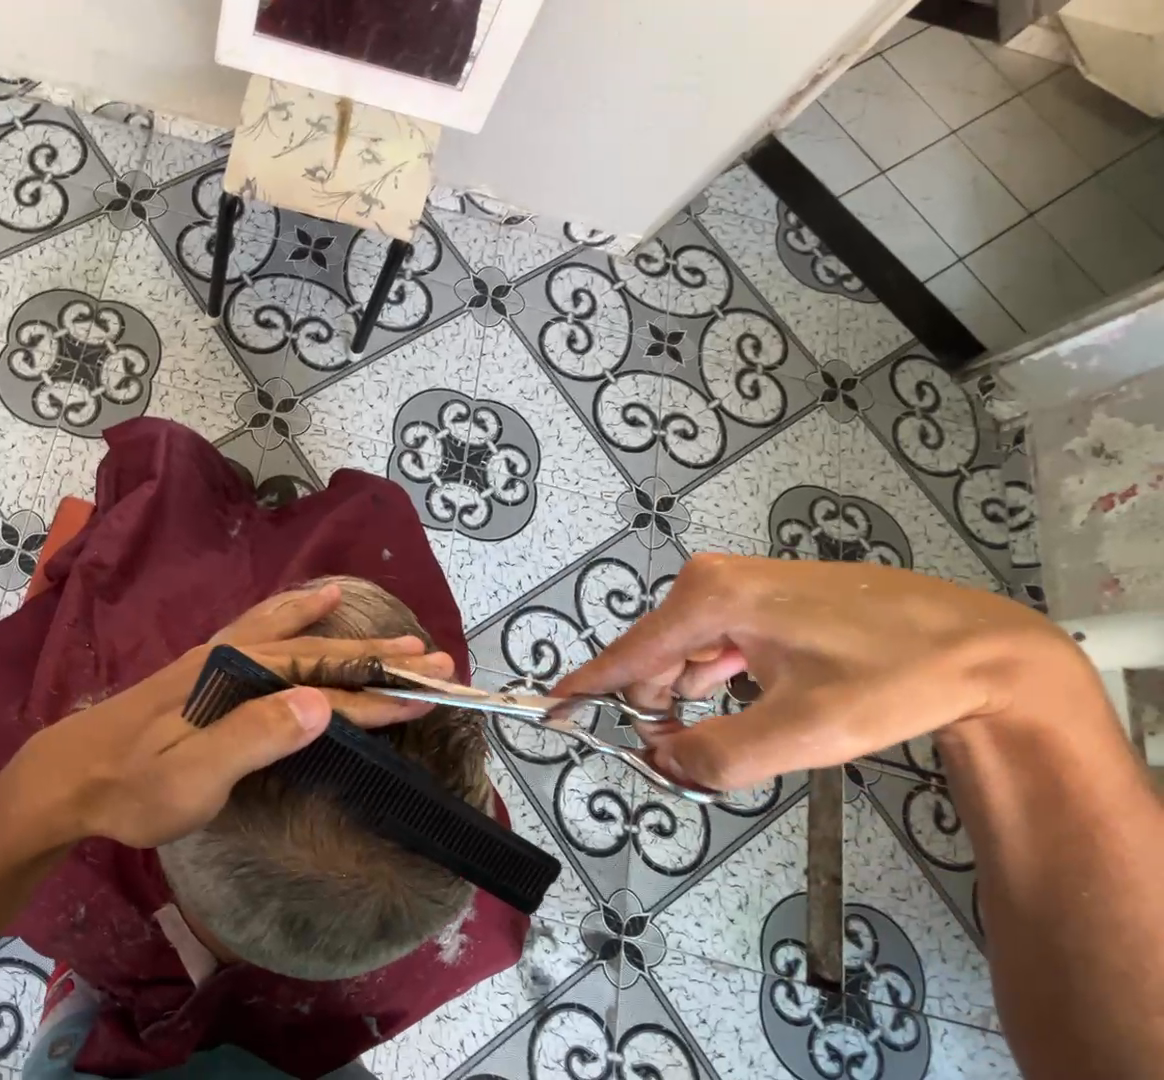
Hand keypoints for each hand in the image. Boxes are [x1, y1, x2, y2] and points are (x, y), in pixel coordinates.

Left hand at [0, 584, 454, 849]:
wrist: (68, 775)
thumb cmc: (130, 786)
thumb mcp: (191, 777)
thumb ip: (253, 738)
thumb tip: (321, 703)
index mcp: (235, 684)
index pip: (323, 687)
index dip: (379, 693)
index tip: (430, 695)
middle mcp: (230, 659)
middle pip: (316, 652)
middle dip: (374, 655)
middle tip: (430, 655)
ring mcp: (214, 660)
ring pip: (288, 633)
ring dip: (337, 630)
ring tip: (369, 611)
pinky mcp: (203, 669)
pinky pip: (259, 627)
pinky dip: (288, 613)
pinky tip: (299, 607)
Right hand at [553, 554, 1090, 790]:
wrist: (990, 650)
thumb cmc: (894, 681)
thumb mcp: (804, 732)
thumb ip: (718, 755)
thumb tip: (662, 761)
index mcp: (710, 597)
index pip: (627, 653)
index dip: (586, 687)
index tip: (549, 708)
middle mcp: (712, 580)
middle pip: (654, 656)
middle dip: (661, 707)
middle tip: (694, 752)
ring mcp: (738, 583)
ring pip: (683, 652)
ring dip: (694, 697)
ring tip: (748, 726)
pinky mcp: (762, 596)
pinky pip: (712, 644)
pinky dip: (718, 680)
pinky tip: (760, 695)